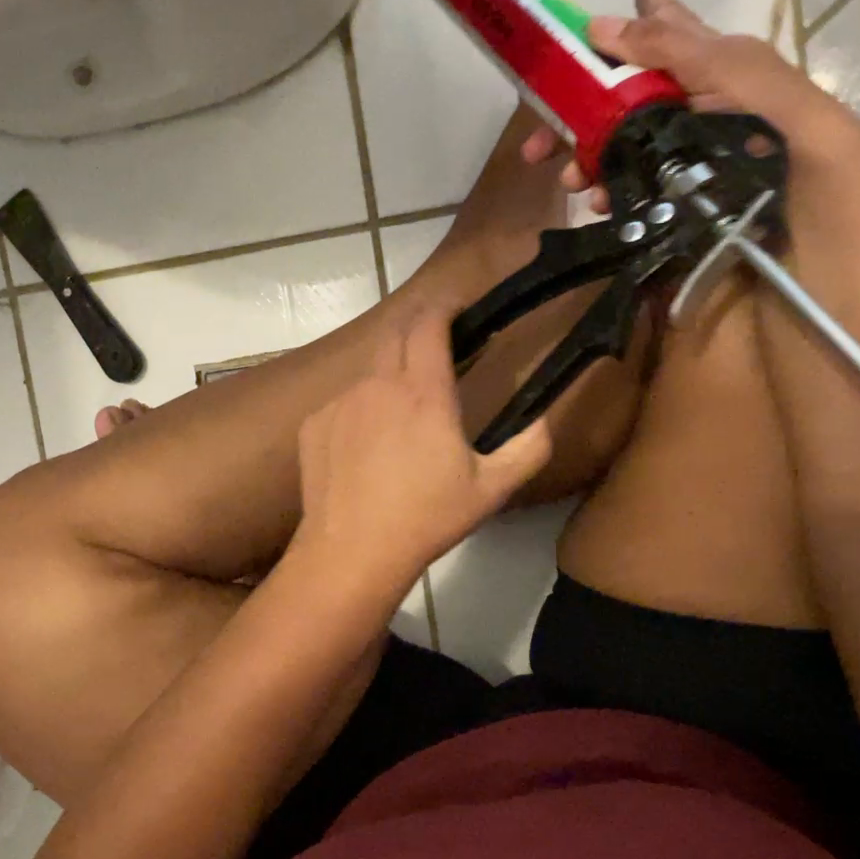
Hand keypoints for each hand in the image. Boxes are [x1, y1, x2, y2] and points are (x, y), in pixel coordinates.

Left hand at [294, 311, 552, 589]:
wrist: (351, 550)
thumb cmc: (426, 519)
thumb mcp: (491, 489)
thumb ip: (528, 448)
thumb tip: (544, 420)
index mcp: (423, 391)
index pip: (429, 323)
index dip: (444, 308)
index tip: (456, 309)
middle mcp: (377, 383)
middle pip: (395, 334)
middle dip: (416, 329)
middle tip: (434, 346)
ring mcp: (340, 402)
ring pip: (368, 370)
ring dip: (388, 373)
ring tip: (401, 408)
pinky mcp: (314, 424)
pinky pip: (341, 402)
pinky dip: (359, 409)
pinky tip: (365, 447)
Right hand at [520, 0, 859, 213]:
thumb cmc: (851, 220)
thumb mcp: (803, 124)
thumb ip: (728, 70)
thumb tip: (621, 32)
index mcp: (759, 100)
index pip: (691, 49)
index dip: (643, 32)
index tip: (584, 30)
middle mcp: (729, 140)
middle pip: (649, 108)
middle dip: (592, 110)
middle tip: (540, 130)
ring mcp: (708, 196)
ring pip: (636, 162)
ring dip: (592, 162)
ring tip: (563, 178)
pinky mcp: (695, 244)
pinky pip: (641, 212)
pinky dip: (610, 205)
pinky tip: (592, 210)